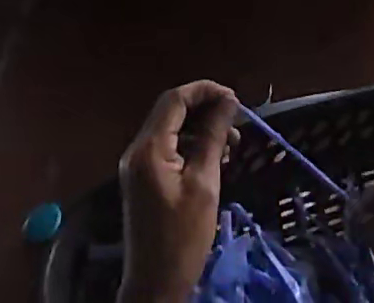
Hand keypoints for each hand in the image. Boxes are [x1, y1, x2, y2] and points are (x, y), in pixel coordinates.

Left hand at [118, 81, 240, 302]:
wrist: (154, 288)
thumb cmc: (182, 238)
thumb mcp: (204, 183)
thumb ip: (214, 136)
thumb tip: (228, 102)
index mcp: (149, 148)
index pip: (175, 99)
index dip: (205, 91)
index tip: (234, 99)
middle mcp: (138, 149)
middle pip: (172, 111)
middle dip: (206, 109)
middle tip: (236, 120)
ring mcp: (138, 164)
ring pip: (173, 128)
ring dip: (202, 128)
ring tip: (232, 142)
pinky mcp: (143, 178)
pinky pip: (169, 147)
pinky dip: (192, 144)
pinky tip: (215, 157)